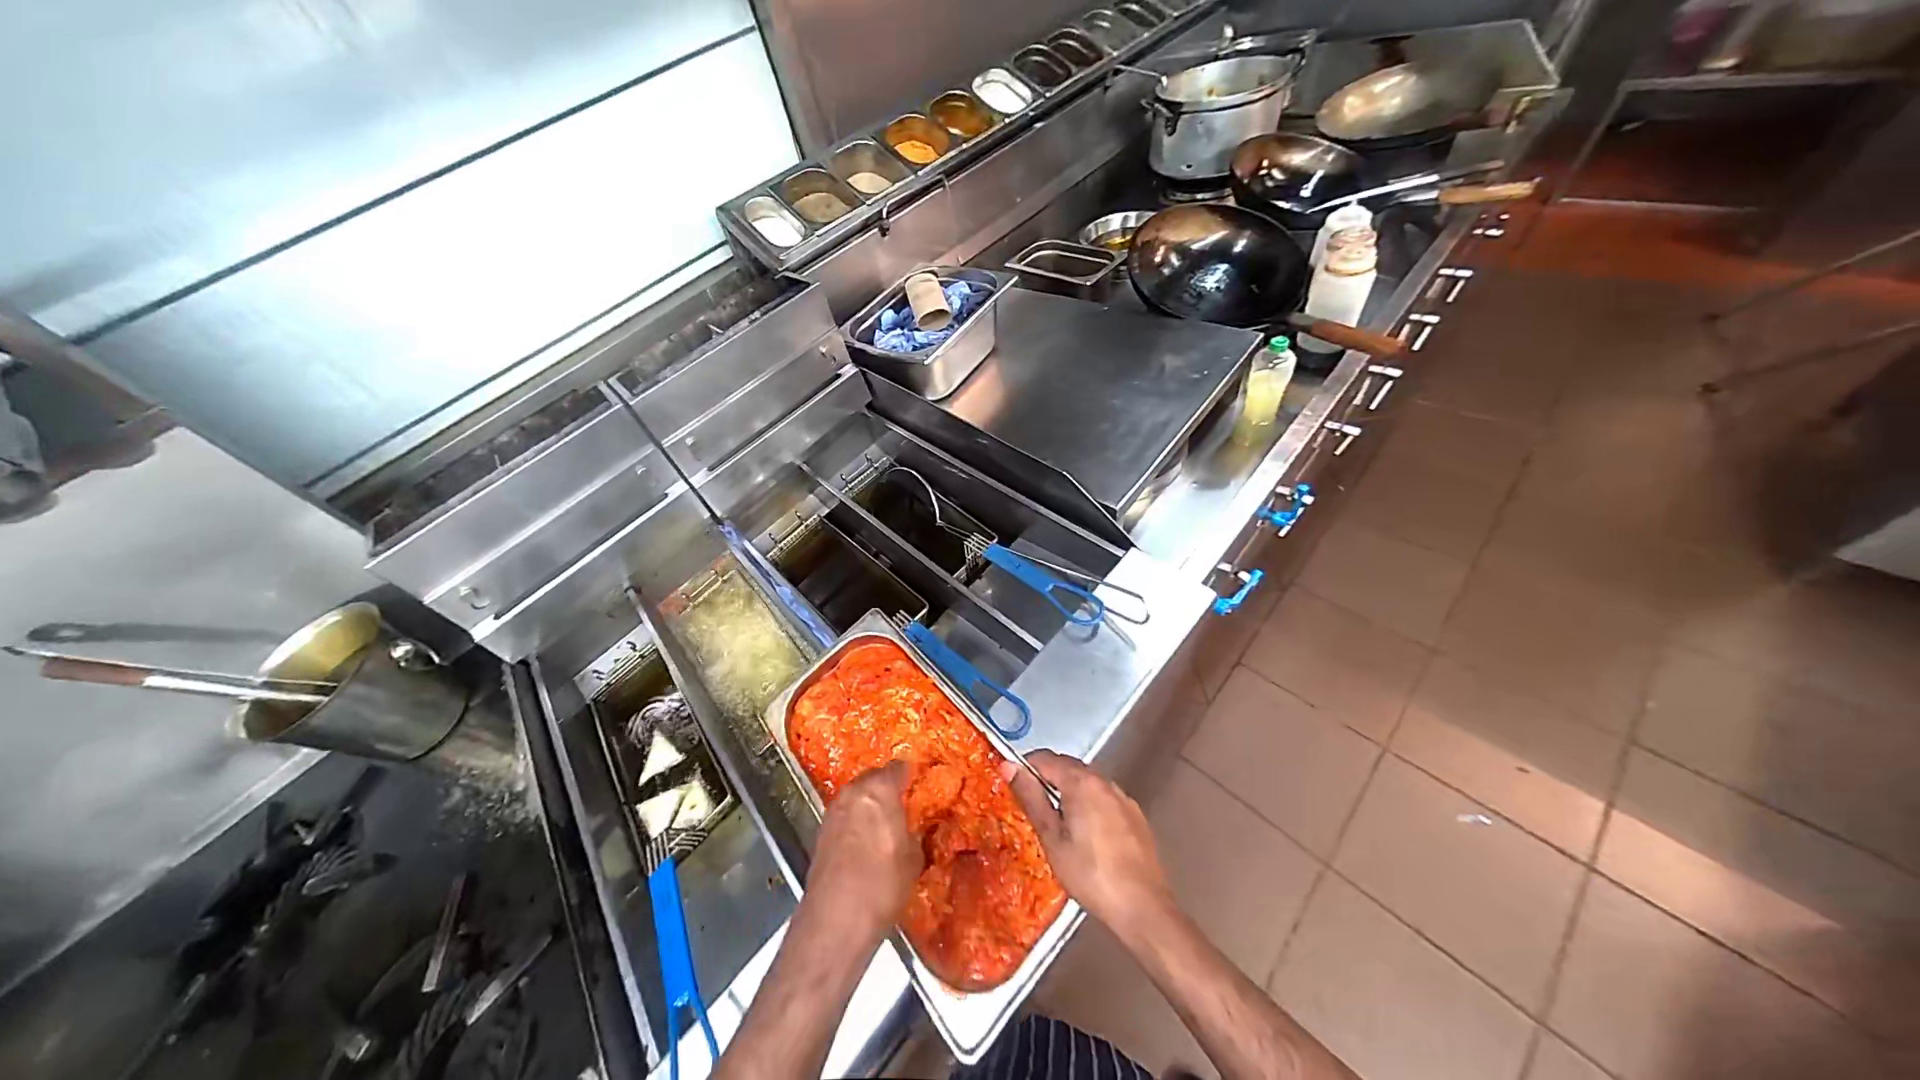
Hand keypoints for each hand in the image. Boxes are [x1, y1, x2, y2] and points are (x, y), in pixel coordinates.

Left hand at [805, 760, 921, 938]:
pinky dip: (855, 822)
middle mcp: (852, 794)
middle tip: (902, 803)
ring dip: (868, 805)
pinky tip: (865, 843)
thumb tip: (911, 832)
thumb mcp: (913, 859)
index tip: (917, 782)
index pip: (897, 768)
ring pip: (855, 798)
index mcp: (879, 790)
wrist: (835, 920)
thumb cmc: (882, 885)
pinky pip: (844, 817)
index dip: (909, 774)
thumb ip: (913, 834)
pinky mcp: (820, 834)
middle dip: (886, 787)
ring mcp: (833, 813)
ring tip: (885, 825)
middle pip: (872, 779)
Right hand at [1002, 751, 1174, 939]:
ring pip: (1088, 782)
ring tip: (1058, 825)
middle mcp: (1105, 782)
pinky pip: (1105, 798)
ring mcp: (1123, 798)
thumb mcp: (1052, 838)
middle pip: (1068, 766)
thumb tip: (1010, 767)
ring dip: (1069, 792)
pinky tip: (1086, 835)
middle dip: (1047, 779)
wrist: (1142, 906)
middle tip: (1032, 807)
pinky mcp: (1135, 816)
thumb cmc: (1091, 875)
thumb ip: (1031, 798)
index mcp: (1081, 783)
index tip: (1014, 785)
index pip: (1045, 758)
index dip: (1025, 767)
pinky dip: (1090, 805)